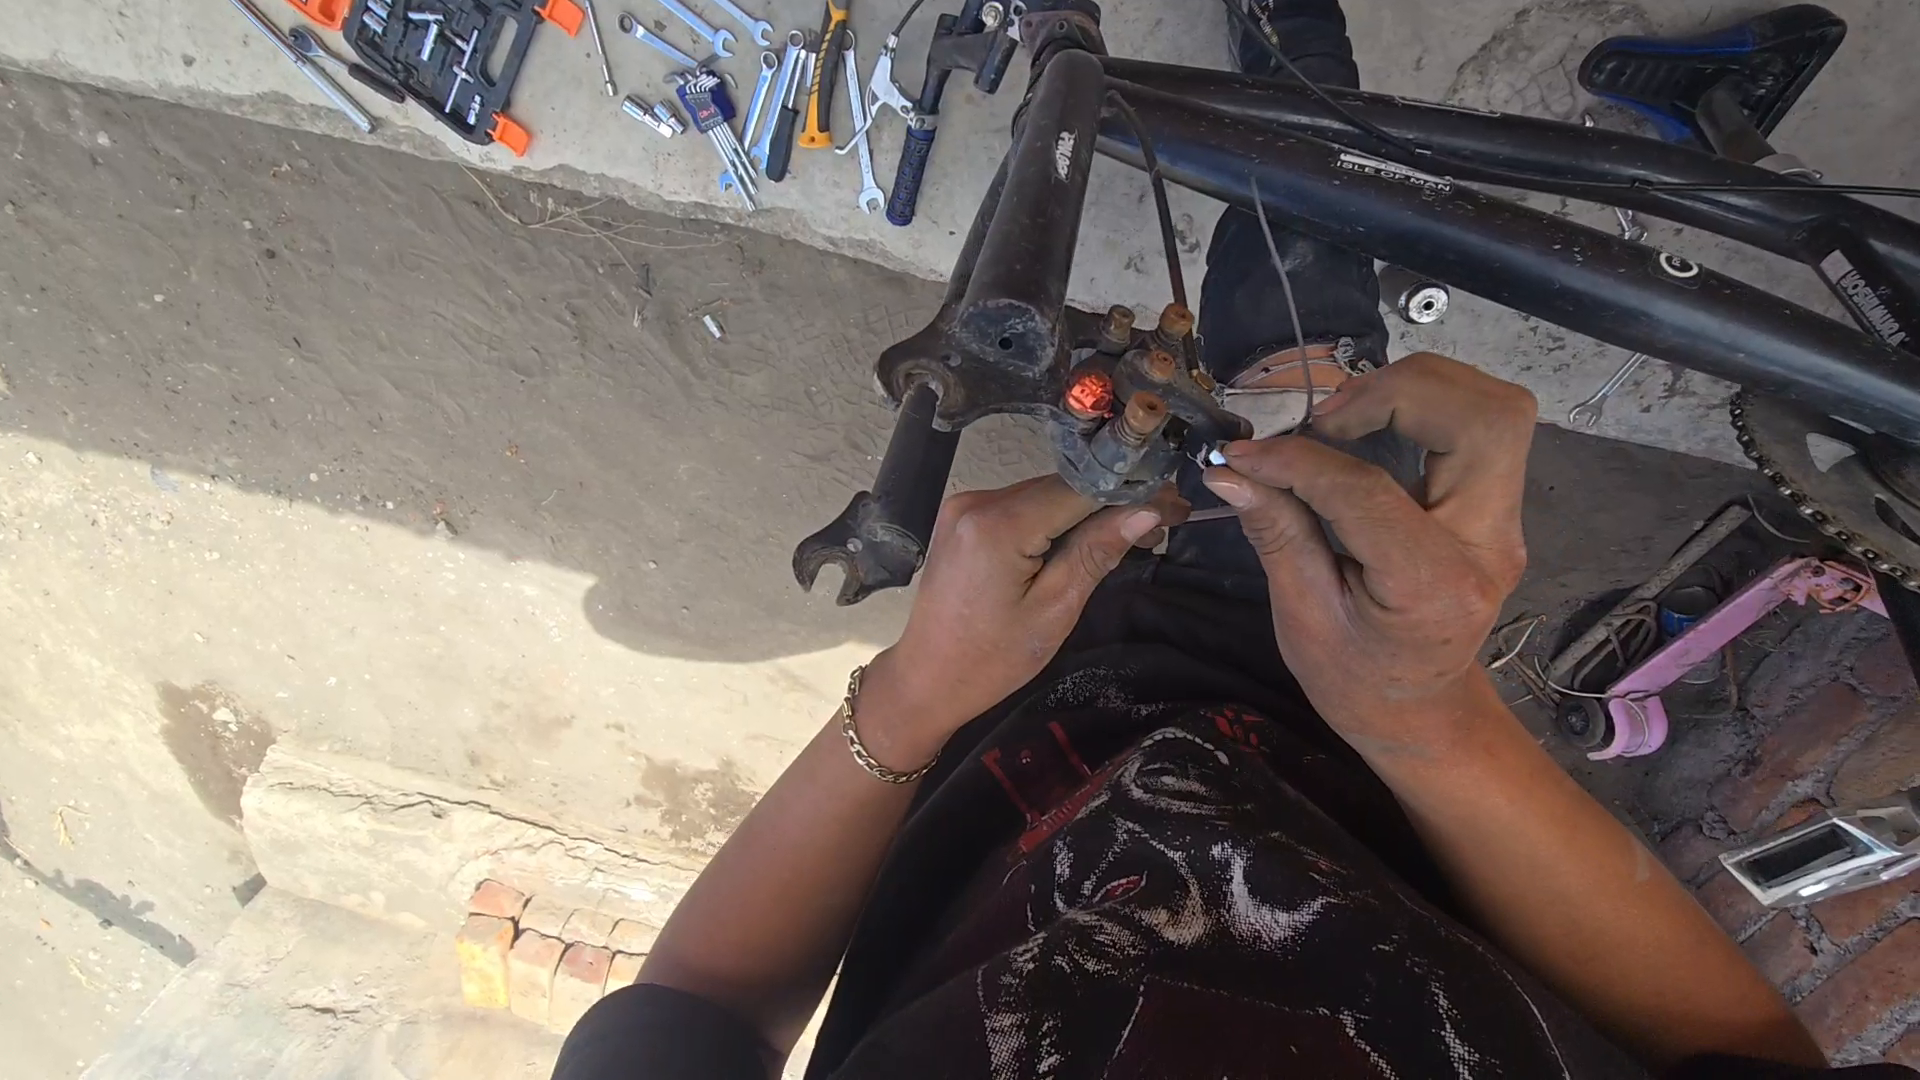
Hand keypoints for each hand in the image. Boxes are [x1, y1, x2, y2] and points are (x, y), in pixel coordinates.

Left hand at [857, 477, 1188, 767]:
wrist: (927, 678)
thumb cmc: (991, 660)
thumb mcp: (1054, 610)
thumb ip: (1096, 552)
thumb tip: (1148, 509)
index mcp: (997, 524)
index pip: (1080, 486)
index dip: (1132, 490)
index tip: (1175, 502)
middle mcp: (977, 500)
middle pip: (1061, 485)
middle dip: (1113, 499)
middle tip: (1165, 520)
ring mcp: (964, 505)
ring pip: (1043, 493)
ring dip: (1087, 509)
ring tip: (1133, 532)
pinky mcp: (962, 517)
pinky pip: (1021, 506)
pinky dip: (1055, 518)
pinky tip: (1086, 536)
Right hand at [1200, 352, 1534, 758]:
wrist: (1421, 711)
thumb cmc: (1354, 679)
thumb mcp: (1301, 617)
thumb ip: (1276, 533)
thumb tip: (1230, 471)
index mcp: (1432, 586)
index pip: (1367, 492)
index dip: (1296, 462)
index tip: (1242, 456)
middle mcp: (1488, 542)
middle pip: (1483, 420)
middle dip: (1394, 394)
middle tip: (1320, 419)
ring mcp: (1502, 521)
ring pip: (1494, 410)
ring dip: (1416, 390)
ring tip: (1341, 415)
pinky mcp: (1493, 507)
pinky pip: (1481, 428)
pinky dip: (1423, 406)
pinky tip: (1367, 425)